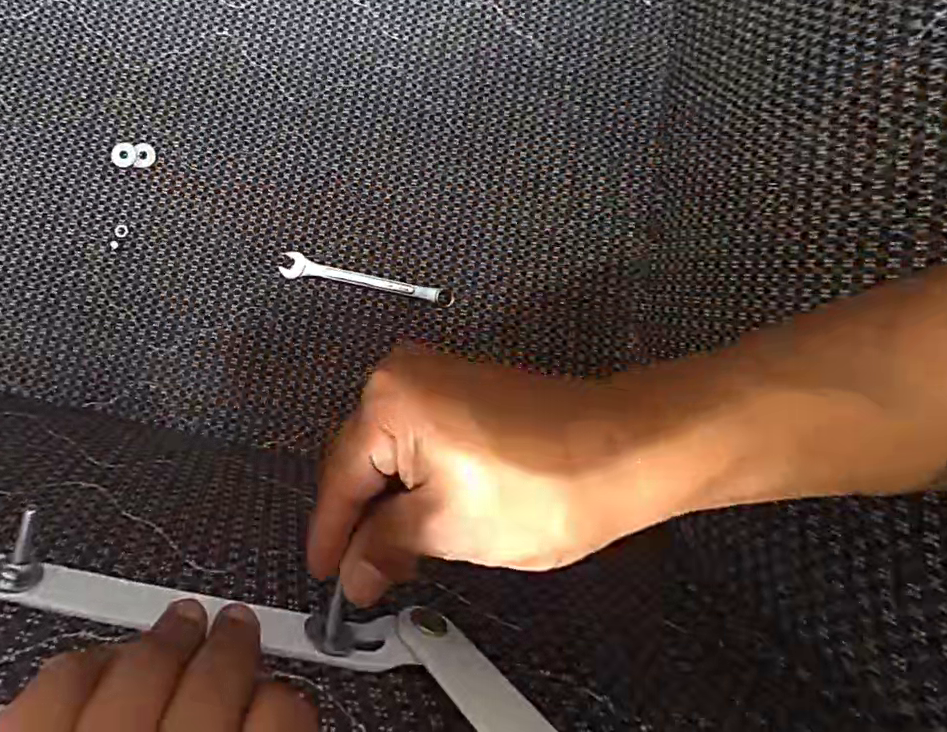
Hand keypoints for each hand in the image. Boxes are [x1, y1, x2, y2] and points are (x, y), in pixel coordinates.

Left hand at [0, 599, 316, 731]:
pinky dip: (86, 662)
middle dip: (234, 646)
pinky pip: (57, 687)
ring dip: (169, 636)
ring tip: (186, 616)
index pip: (282, 722)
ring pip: (141, 671)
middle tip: (241, 623)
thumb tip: (282, 716)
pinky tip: (105, 656)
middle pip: (214, 684)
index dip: (290, 702)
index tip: (288, 696)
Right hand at [307, 344, 646, 605]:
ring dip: (389, 500)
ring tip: (394, 554)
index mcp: (389, 398)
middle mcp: (402, 372)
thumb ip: (385, 547)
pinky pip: (416, 433)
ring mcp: (432, 372)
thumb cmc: (539, 488)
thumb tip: (352, 572)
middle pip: (362, 456)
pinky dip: (415, 476)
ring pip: (390, 447)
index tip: (324, 574)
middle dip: (361, 517)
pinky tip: (421, 514)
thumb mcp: (448, 528)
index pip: (342, 475)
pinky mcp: (458, 383)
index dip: (330, 533)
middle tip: (361, 574)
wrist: (622, 449)